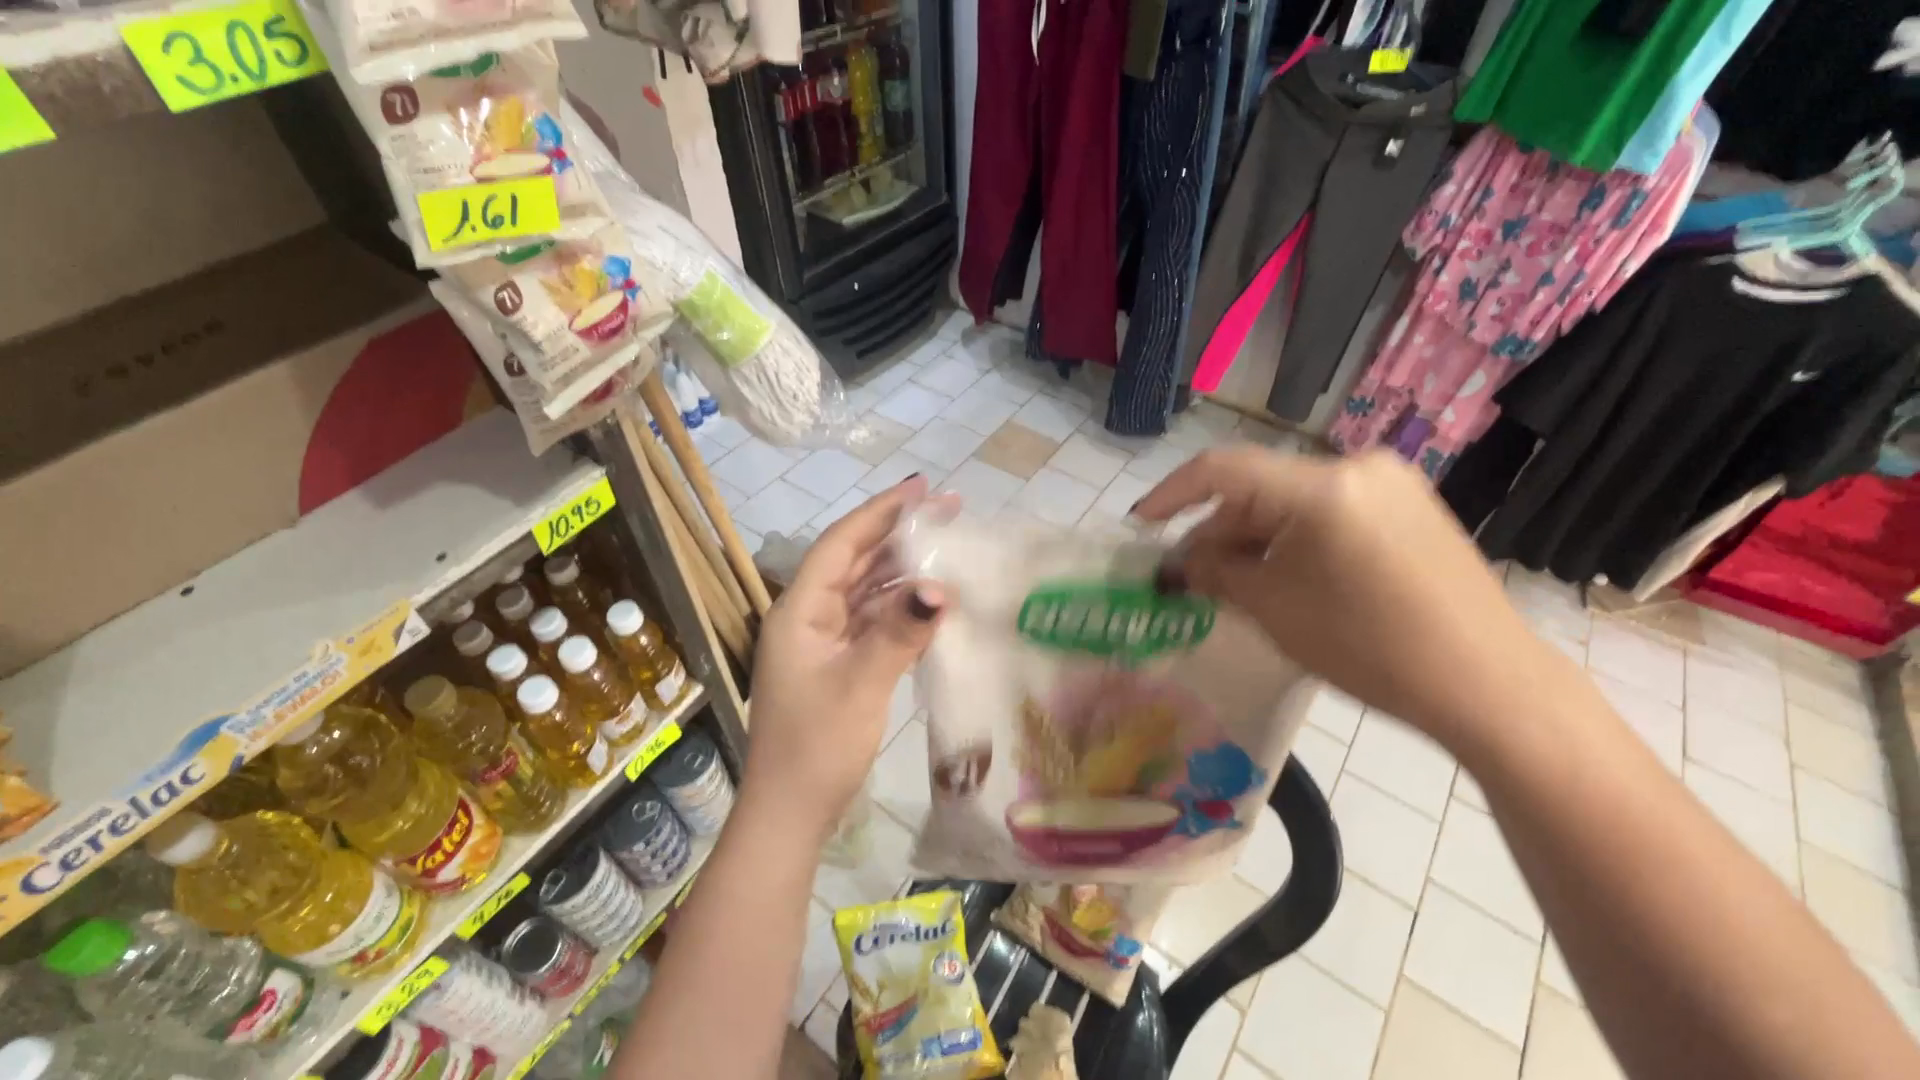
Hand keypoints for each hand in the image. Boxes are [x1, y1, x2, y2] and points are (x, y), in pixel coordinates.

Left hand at [745, 478, 944, 838]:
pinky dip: (901, 612)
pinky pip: (872, 624)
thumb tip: (941, 587)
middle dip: (898, 536)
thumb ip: (900, 632)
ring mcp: (822, 644)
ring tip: (948, 551)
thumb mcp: (861, 684)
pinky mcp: (838, 668)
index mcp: (798, 612)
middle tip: (948, 511)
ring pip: (865, 593)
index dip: (880, 512)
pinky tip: (933, 604)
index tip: (922, 487)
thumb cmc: (817, 746)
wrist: (790, 813)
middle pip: (854, 563)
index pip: (841, 545)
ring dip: (903, 574)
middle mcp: (807, 619)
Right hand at [1134, 447, 1558, 749]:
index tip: (1140, 525)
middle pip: (1260, 487)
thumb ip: (1215, 573)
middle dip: (1218, 530)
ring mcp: (1389, 483)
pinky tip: (1285, 577)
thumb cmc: (1371, 650)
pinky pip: (1330, 510)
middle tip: (1189, 576)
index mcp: (1322, 487)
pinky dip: (1294, 538)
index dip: (1170, 495)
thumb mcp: (1276, 611)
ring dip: (1256, 536)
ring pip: (1293, 500)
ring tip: (1235, 584)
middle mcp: (1356, 467)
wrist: (1487, 683)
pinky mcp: (1409, 505)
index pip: (1222, 470)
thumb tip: (1176, 562)